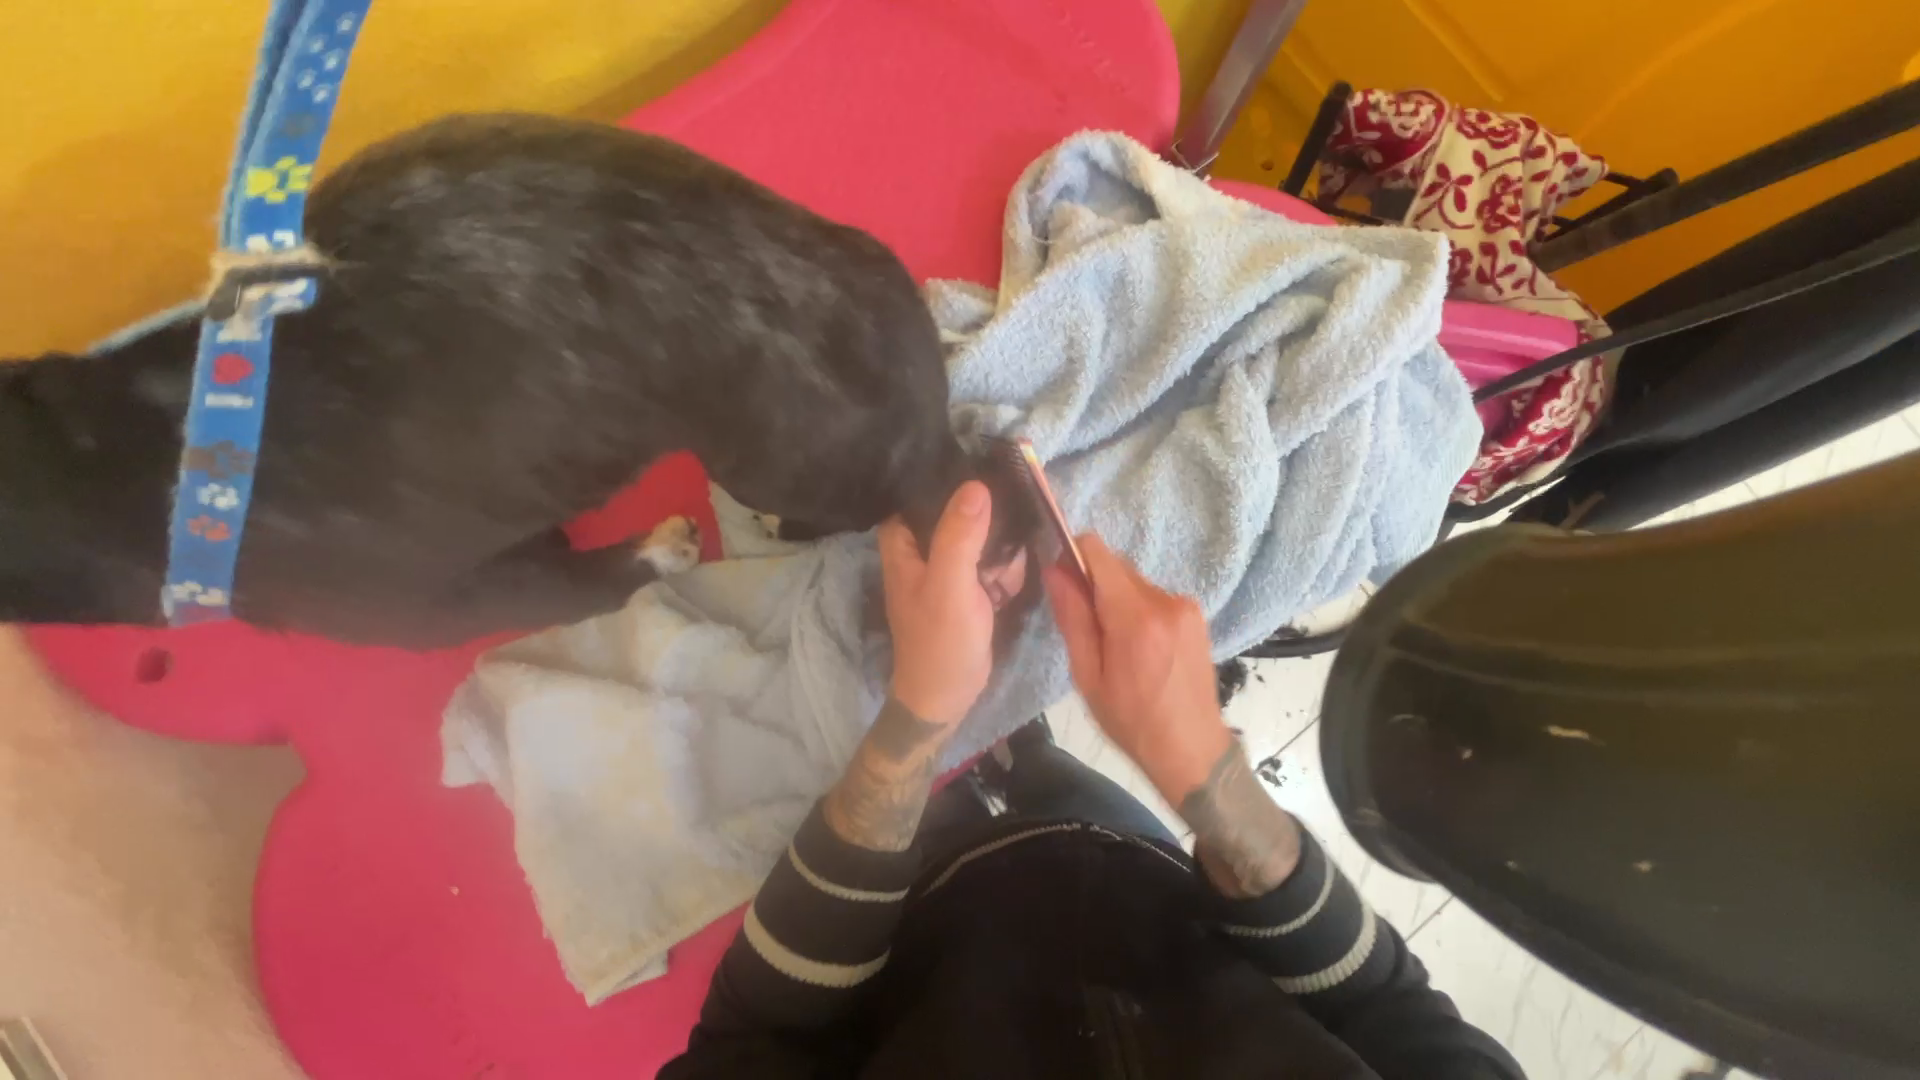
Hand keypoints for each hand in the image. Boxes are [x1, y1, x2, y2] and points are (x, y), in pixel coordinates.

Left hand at [877, 480, 997, 728]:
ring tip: (998, 584)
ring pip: (986, 536)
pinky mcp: (970, 584)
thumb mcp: (949, 584)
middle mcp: (924, 547)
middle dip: (992, 527)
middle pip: (964, 511)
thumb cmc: (939, 641)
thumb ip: (960, 535)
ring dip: (1002, 557)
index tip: (989, 474)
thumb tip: (976, 485)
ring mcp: (949, 566)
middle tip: (999, 551)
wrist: (947, 696)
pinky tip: (1003, 594)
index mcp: (904, 541)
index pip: (924, 492)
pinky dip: (1004, 575)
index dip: (954, 483)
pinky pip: (995, 562)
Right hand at [1044, 536, 1299, 896]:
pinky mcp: (1196, 615)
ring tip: (1116, 647)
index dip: (1073, 556)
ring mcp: (1186, 606)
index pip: (1097, 552)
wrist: (1191, 750)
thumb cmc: (1131, 721)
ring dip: (1117, 600)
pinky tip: (1140, 649)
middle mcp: (1166, 601)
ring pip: (1134, 582)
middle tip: (1088, 630)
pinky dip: (1138, 611)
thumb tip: (1054, 569)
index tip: (1062, 583)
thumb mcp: (1087, 675)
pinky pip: (1154, 597)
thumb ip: (1073, 617)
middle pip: (1115, 566)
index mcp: (1135, 617)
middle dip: (1094, 586)